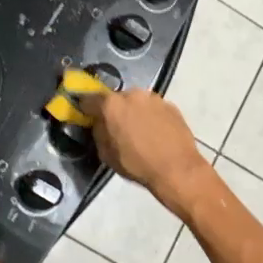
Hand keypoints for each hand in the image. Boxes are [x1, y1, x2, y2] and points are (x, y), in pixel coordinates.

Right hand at [77, 89, 214, 213]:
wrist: (177, 169)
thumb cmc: (137, 164)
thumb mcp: (107, 154)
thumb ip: (99, 133)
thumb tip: (99, 124)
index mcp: (111, 105)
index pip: (89, 98)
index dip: (85, 107)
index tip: (85, 114)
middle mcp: (132, 94)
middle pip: (116, 98)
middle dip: (114, 110)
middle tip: (116, 126)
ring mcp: (154, 98)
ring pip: (137, 101)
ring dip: (134, 112)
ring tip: (138, 131)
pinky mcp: (171, 105)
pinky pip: (153, 108)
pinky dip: (151, 116)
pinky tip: (155, 132)